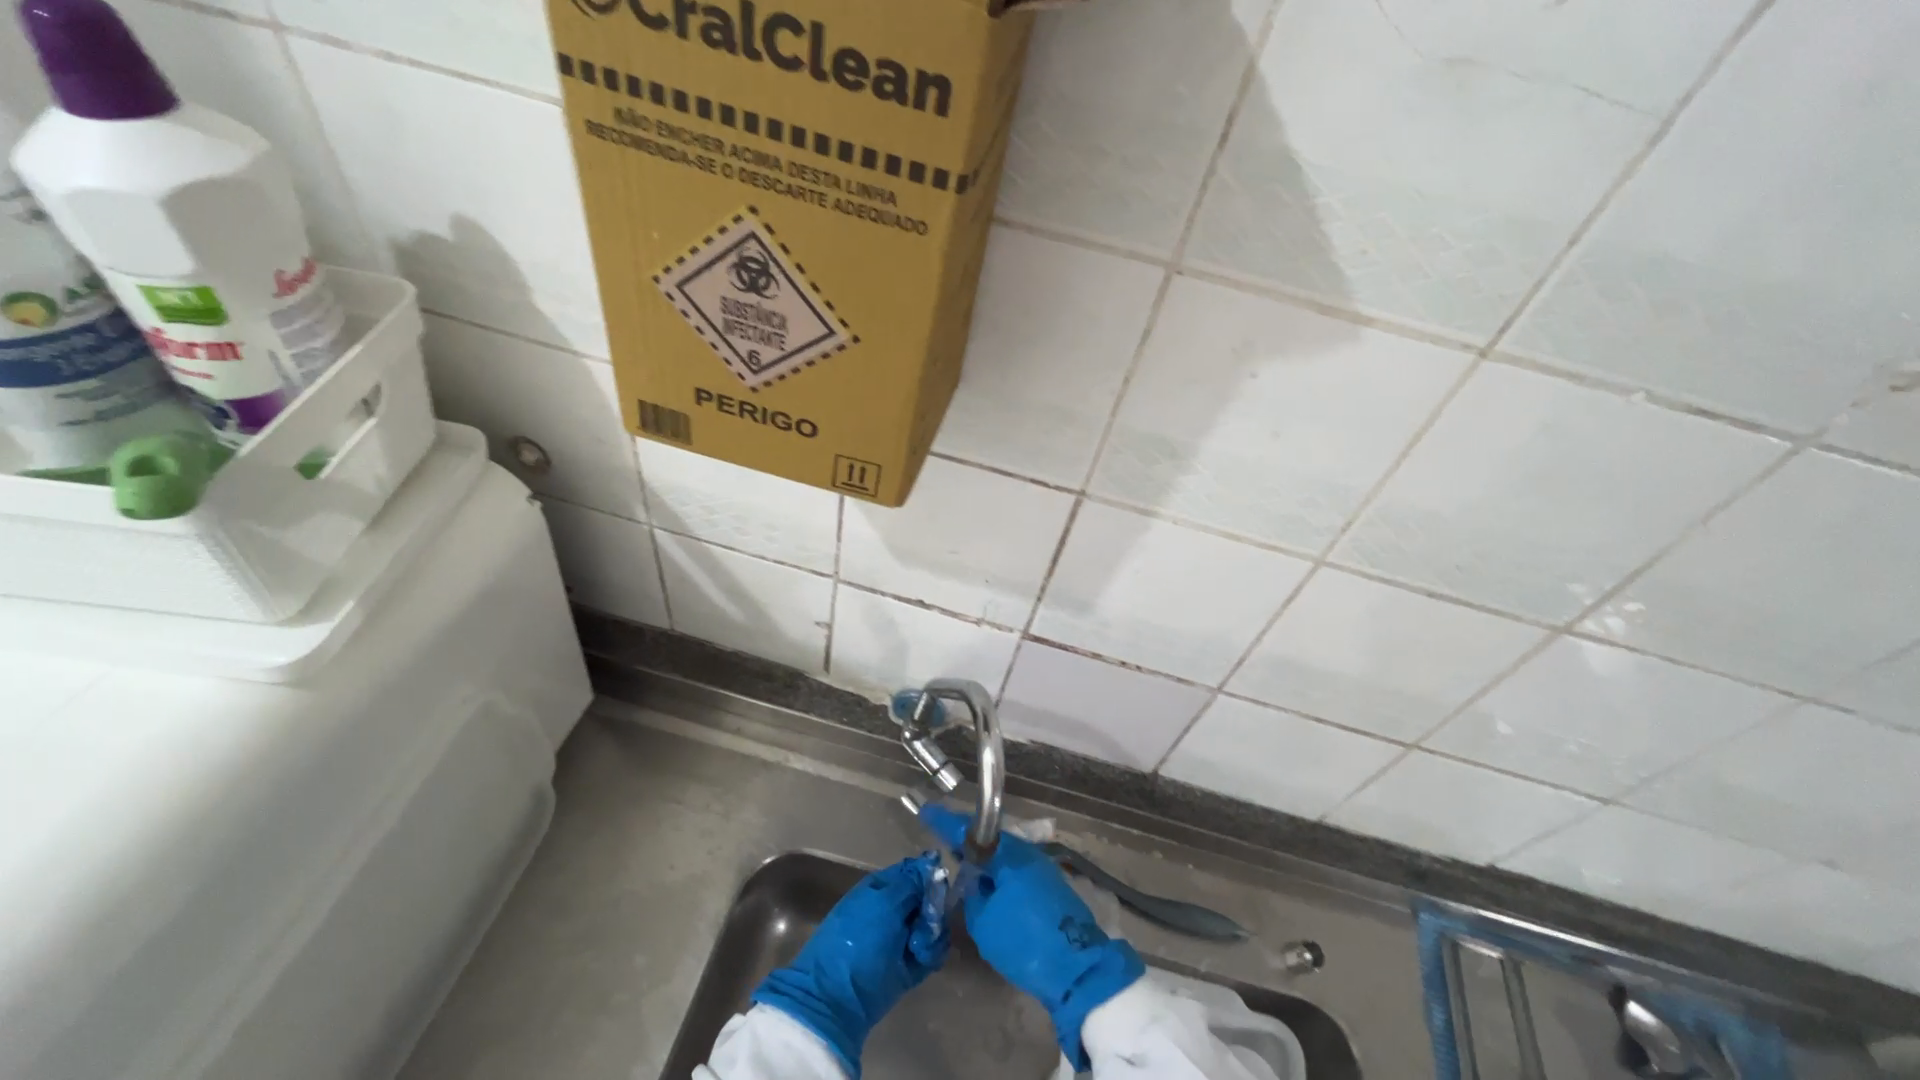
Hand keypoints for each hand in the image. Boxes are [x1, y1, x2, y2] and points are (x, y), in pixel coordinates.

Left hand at [751, 853, 949, 1077]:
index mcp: (882, 888)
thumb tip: (932, 860)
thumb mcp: (884, 902)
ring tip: (919, 949)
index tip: (942, 884)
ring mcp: (902, 938)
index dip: (932, 875)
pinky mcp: (911, 965)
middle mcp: (893, 910)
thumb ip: (911, 881)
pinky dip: (933, 954)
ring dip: (933, 934)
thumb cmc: (858, 941)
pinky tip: (922, 960)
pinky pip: (934, 951)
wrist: (838, 998)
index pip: (915, 872)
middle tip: (925, 924)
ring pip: (935, 925)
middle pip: (930, 898)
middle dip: (934, 909)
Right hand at [919, 804, 1143, 1071]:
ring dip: (986, 862)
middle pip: (990, 842)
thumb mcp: (983, 921)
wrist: (1079, 971)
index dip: (946, 823)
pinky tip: (990, 888)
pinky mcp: (1052, 888)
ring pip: (1005, 858)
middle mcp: (1028, 855)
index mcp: (1009, 855)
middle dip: (968, 844)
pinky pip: (1017, 872)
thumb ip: (972, 892)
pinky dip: (1001, 876)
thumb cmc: (1025, 943)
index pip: (971, 832)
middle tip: (945, 845)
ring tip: (965, 870)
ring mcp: (1044, 870)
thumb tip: (973, 878)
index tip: (927, 813)